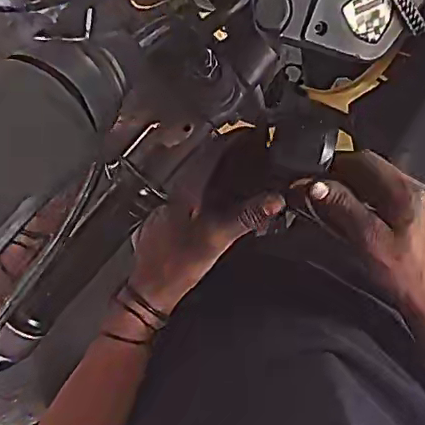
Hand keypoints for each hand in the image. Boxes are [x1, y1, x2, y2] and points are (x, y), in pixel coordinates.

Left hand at [129, 136, 283, 313]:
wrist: (150, 289)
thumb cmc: (175, 266)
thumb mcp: (218, 238)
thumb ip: (248, 216)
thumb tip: (274, 200)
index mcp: (187, 187)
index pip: (215, 148)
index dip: (240, 138)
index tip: (259, 135)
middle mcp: (179, 189)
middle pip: (211, 159)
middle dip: (239, 153)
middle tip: (262, 152)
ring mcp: (176, 201)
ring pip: (205, 175)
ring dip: (229, 170)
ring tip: (252, 171)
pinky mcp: (175, 214)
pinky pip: (201, 191)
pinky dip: (219, 189)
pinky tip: (230, 199)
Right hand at [295, 150, 424, 313]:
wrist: (424, 297)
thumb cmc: (405, 274)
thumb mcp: (368, 239)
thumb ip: (343, 208)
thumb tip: (318, 186)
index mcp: (407, 191)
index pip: (365, 159)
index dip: (335, 164)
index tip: (315, 176)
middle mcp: (412, 190)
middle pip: (368, 167)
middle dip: (339, 175)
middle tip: (317, 189)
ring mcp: (410, 201)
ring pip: (371, 180)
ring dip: (347, 187)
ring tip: (328, 201)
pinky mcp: (405, 212)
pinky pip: (376, 194)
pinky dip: (358, 199)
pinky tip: (346, 213)